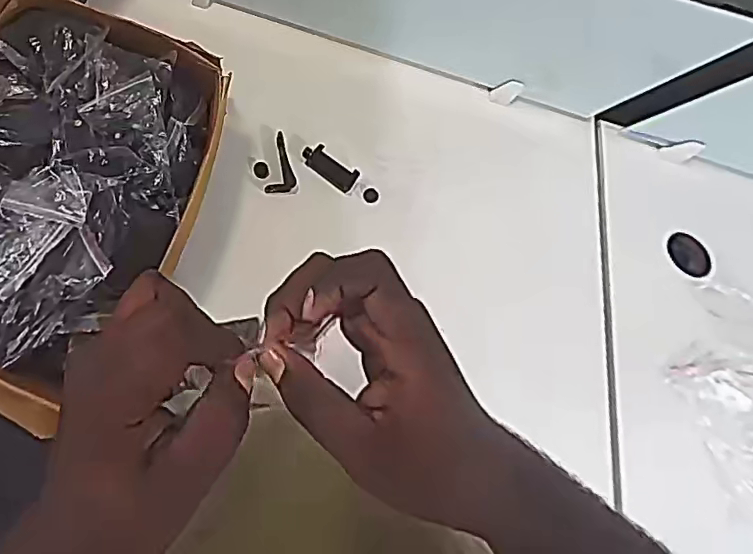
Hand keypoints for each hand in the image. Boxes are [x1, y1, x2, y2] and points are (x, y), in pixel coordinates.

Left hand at [0, 271, 255, 553]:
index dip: (215, 338)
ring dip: (183, 321)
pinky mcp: (96, 355)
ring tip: (199, 367)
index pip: (173, 323)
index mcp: (115, 383)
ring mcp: (93, 351)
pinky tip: (176, 372)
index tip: (240, 365)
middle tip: (220, 369)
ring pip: (148, 296)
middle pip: (161, 298)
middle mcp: (98, 355)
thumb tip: (244, 368)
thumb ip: (221, 421)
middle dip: (200, 326)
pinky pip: (138, 314)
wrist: (73, 536)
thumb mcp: (184, 482)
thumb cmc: (121, 517)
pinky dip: (167, 328)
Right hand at [260, 250, 666, 553]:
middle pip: (348, 269)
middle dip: (303, 290)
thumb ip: (312, 399)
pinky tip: (300, 341)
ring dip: (305, 301)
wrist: (480, 482)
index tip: (296, 316)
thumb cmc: (440, 468)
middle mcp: (401, 319)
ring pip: (342, 282)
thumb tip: (273, 358)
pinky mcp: (385, 337)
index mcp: (405, 334)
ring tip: (281, 335)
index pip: (367, 273)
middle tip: (277, 326)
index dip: (325, 284)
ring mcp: (394, 325)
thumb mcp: (362, 447)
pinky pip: (344, 306)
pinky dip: (314, 316)